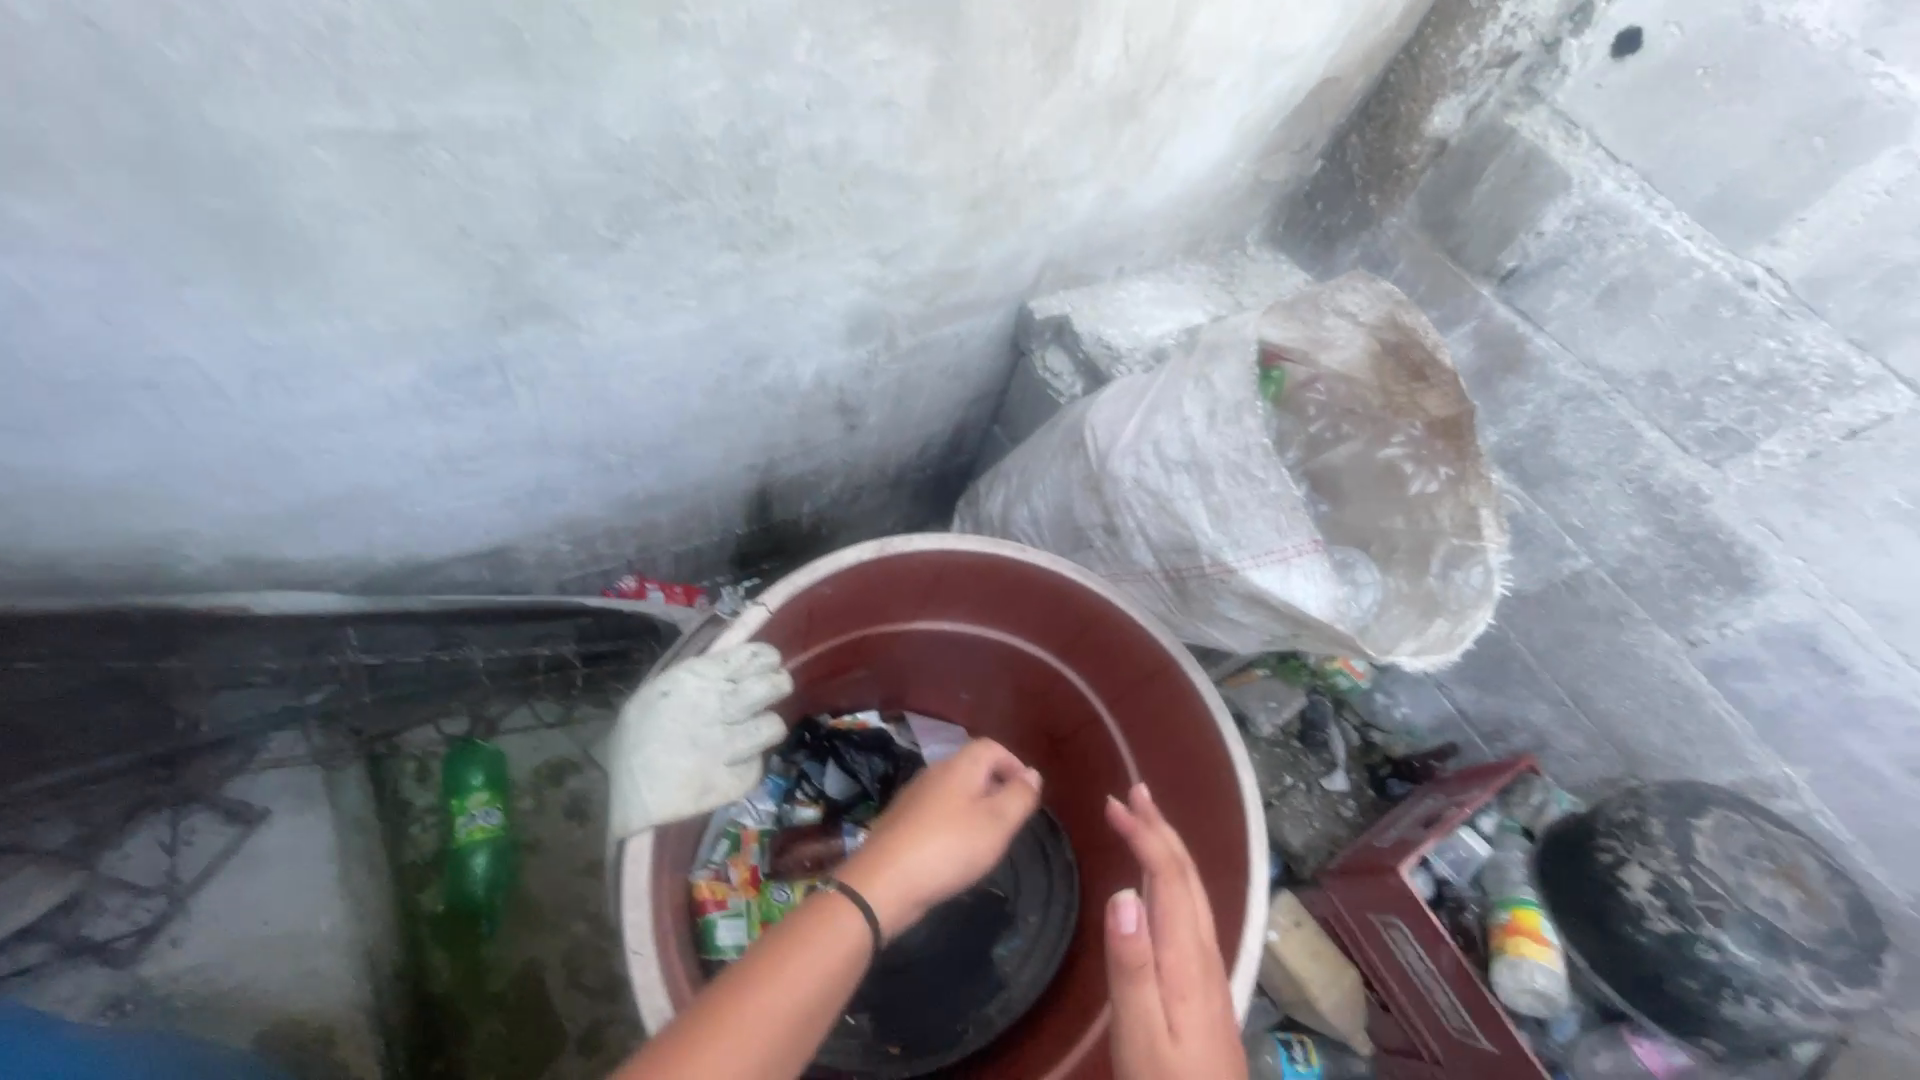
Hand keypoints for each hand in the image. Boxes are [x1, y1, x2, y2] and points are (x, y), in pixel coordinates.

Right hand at [604, 643, 792, 841]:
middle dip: (778, 686)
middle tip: (766, 696)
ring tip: (749, 734)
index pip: (758, 655)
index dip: (767, 660)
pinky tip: (731, 766)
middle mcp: (720, 706)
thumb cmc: (639, 732)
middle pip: (776, 685)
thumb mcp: (664, 685)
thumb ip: (709, 665)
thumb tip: (748, 630)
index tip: (764, 668)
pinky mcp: (735, 780)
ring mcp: (729, 745)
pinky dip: (748, 766)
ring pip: (775, 725)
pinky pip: (759, 765)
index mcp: (699, 677)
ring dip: (766, 729)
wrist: (623, 790)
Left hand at [834, 738, 1041, 938]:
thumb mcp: (997, 823)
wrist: (883, 882)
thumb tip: (1032, 773)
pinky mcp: (901, 821)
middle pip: (972, 766)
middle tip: (1010, 819)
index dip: (1014, 764)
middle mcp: (934, 772)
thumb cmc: (949, 847)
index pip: (992, 747)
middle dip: (996, 786)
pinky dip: (953, 822)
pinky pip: (936, 811)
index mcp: (960, 766)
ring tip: (987, 837)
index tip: (1027, 794)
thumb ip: (1019, 796)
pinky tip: (954, 851)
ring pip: (954, 790)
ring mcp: (914, 796)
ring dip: (974, 806)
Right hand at [1105, 784, 1246, 1079]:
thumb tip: (1123, 893)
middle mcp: (1203, 952)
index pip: (1170, 876)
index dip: (1145, 833)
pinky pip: (1190, 909)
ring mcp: (1208, 968)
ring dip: (1168, 848)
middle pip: (1187, 875)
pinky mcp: (1204, 984)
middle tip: (1134, 793)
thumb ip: (1132, 967)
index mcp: (1186, 957)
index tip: (1114, 804)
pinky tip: (1158, 884)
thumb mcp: (1141, 1035)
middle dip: (1161, 828)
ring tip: (1146, 820)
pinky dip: (1171, 877)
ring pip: (1193, 890)